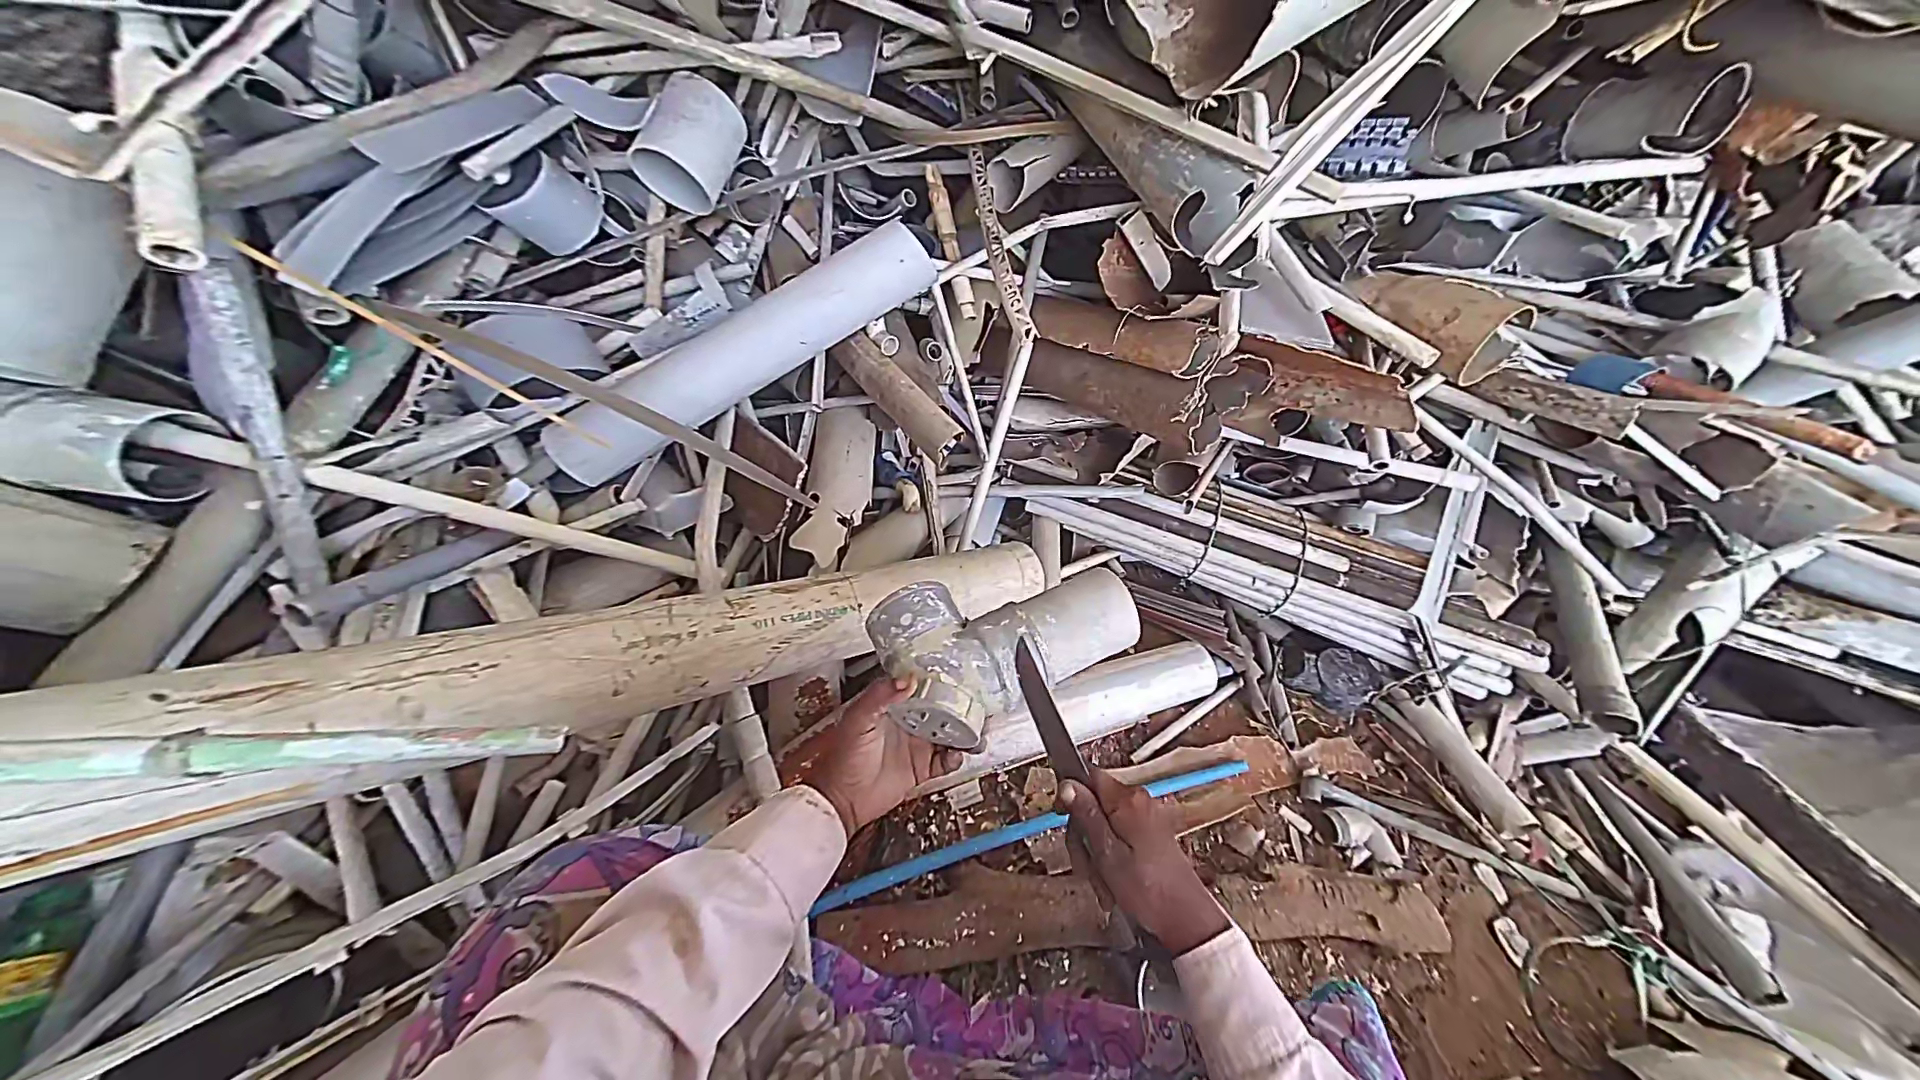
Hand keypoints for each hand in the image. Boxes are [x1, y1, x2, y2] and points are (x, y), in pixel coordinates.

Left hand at [805, 678, 961, 836]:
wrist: (842, 800)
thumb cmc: (843, 757)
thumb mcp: (858, 719)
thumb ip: (879, 697)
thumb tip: (906, 680)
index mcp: (894, 706)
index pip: (922, 688)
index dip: (939, 683)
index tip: (958, 677)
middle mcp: (909, 723)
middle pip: (942, 710)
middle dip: (959, 707)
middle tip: (976, 705)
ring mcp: (917, 746)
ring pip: (949, 734)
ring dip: (964, 733)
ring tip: (975, 732)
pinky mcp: (921, 769)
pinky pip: (946, 761)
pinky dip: (955, 758)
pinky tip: (956, 756)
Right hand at [1059, 769, 1230, 954]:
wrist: (1188, 922)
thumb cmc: (1150, 892)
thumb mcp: (1107, 854)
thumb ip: (1086, 816)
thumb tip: (1068, 785)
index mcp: (1128, 801)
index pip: (1089, 775)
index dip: (1071, 793)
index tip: (1063, 815)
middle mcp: (1140, 802)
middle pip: (1094, 802)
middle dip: (1083, 834)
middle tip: (1086, 863)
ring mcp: (1147, 818)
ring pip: (1104, 823)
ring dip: (1096, 851)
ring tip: (1102, 880)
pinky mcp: (1151, 835)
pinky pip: (1119, 836)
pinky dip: (1111, 856)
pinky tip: (1113, 881)